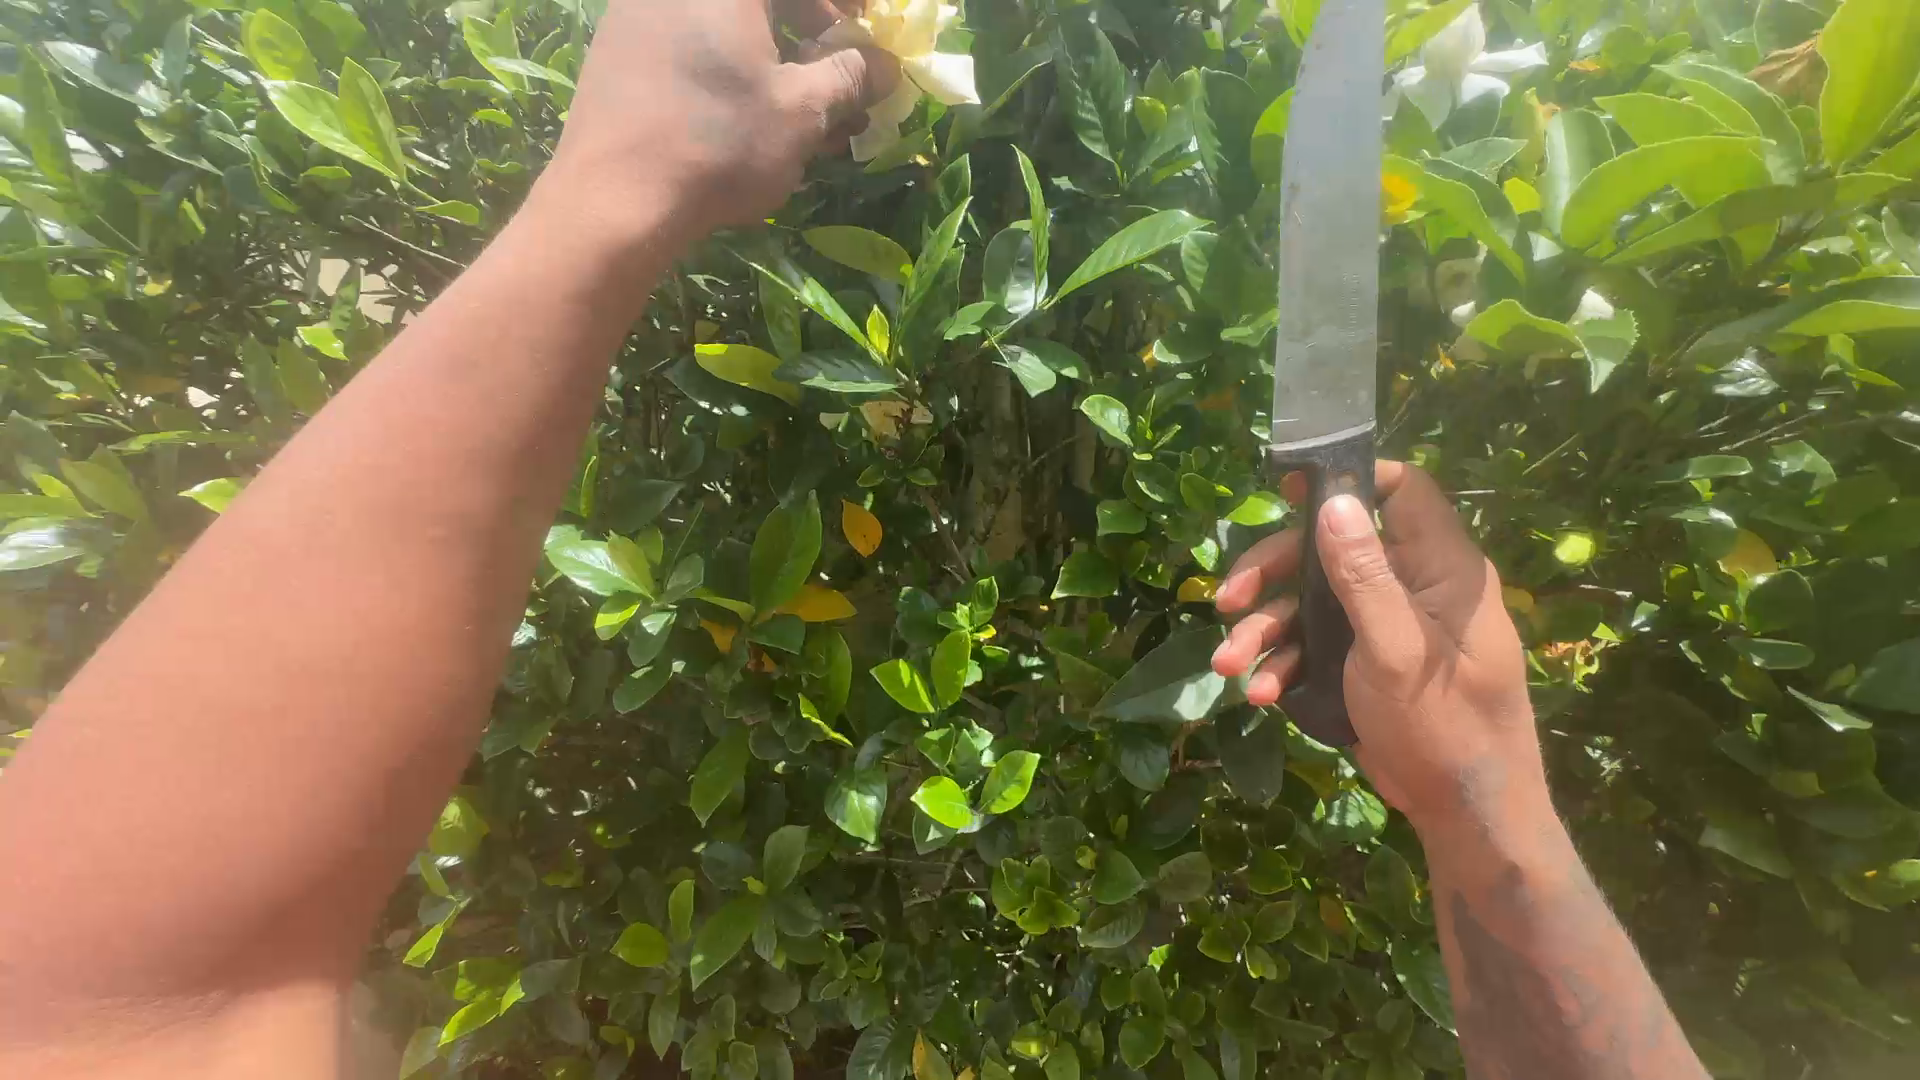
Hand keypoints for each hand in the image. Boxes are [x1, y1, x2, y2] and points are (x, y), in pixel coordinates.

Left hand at [533, 0, 894, 245]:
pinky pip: (696, 47)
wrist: (619, 193)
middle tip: (840, 82)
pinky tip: (752, 122)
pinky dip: (736, 74)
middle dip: (813, 37)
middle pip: (765, 4)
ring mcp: (643, 10)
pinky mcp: (623, 50)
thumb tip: (884, 65)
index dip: (847, 4)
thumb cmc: (723, 143)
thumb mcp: (801, 112)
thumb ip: (848, 78)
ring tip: (806, 120)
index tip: (871, 27)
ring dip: (779, 64)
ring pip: (731, 29)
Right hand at [1210, 462, 1546, 833]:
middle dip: (1270, 574)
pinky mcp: (1359, 658)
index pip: (1403, 492)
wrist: (1462, 814)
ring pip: (1308, 601)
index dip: (1349, 480)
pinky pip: (1311, 643)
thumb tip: (1335, 500)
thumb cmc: (1445, 726)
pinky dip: (1282, 662)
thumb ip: (1364, 575)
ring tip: (1226, 664)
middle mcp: (1409, 586)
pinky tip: (1261, 692)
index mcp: (1439, 570)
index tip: (1290, 489)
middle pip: (1329, 550)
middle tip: (1226, 600)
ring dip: (1262, 629)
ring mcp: (1380, 623)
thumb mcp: (1397, 649)